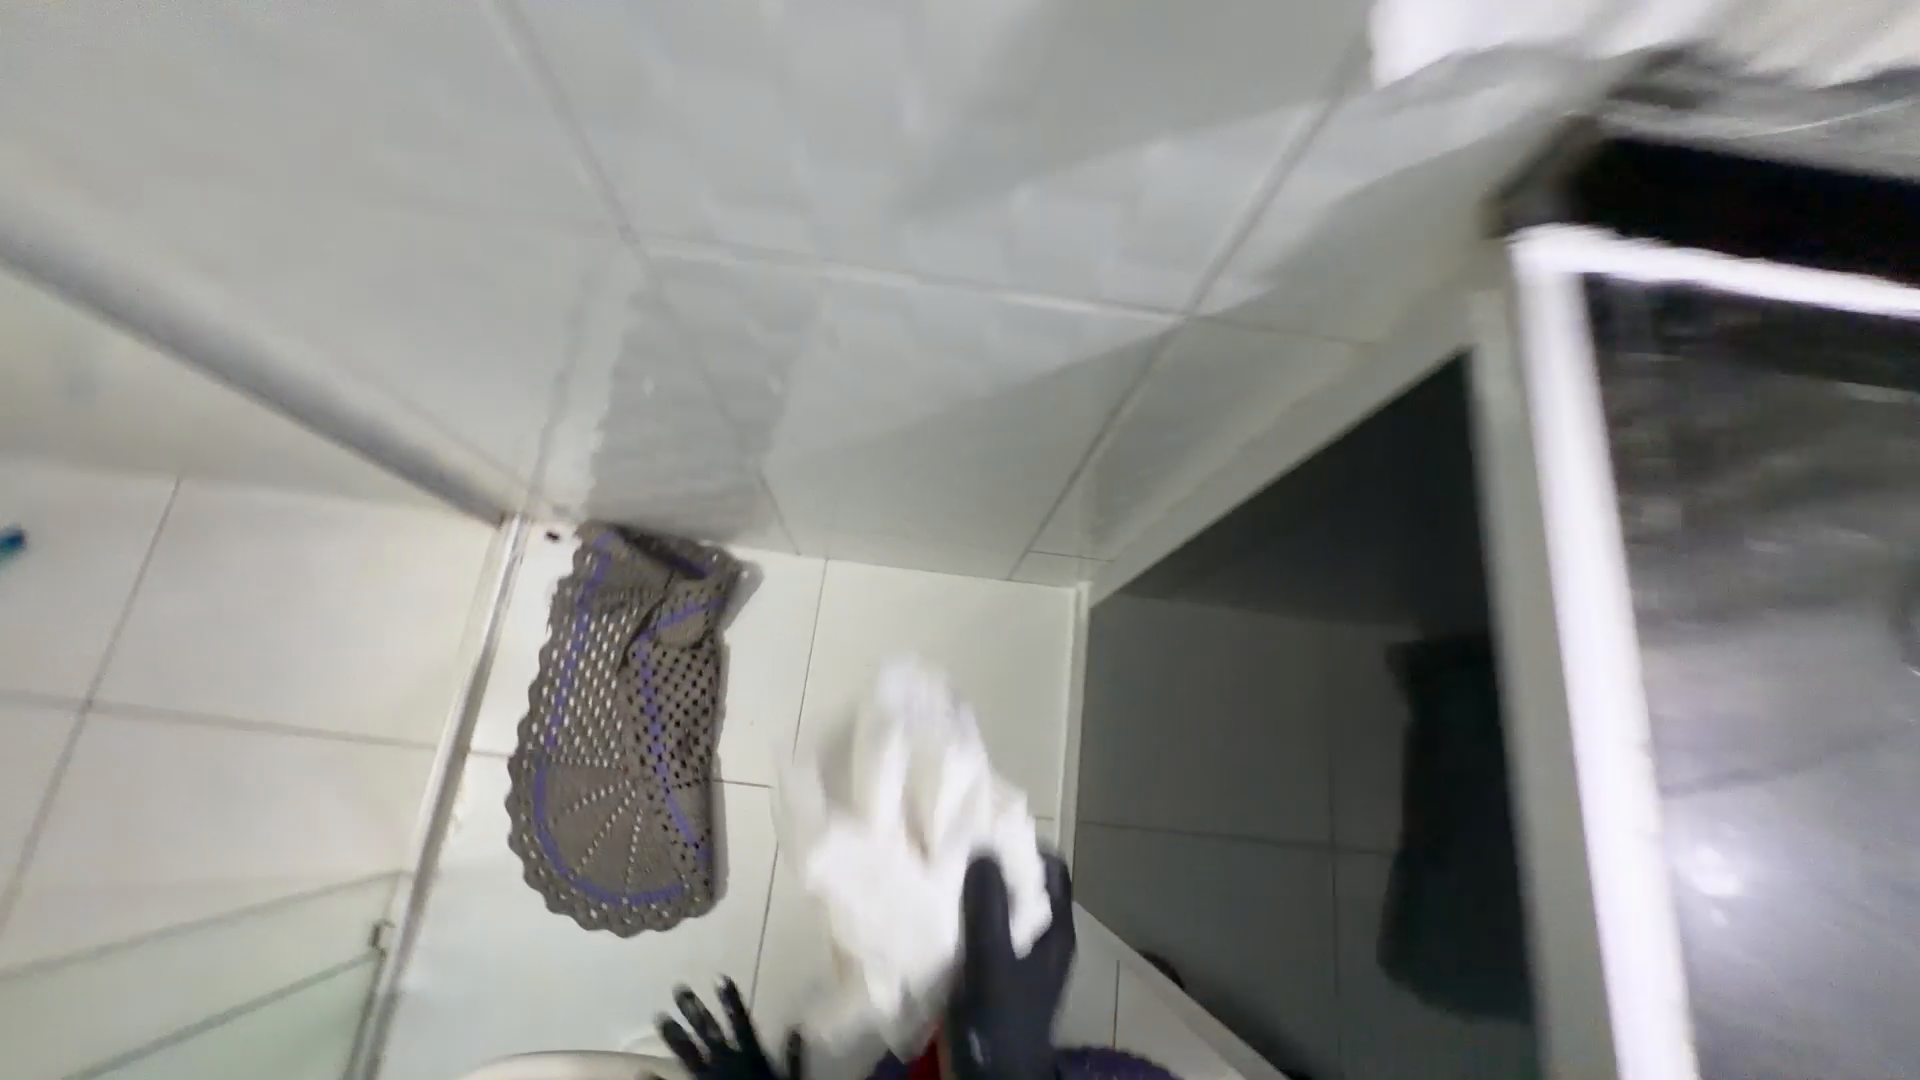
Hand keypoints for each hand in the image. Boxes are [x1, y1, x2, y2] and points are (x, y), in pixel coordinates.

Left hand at [658, 979, 802, 1079]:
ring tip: (659, 1017)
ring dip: (674, 1035)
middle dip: (694, 1010)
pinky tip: (640, 1073)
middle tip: (678, 989)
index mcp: (750, 1057)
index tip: (720, 976)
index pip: (741, 1022)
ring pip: (688, 1054)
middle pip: (708, 1032)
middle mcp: (727, 1063)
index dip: (731, 1000)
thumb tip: (798, 1028)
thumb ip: (793, 1057)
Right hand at [944, 854, 1074, 1079]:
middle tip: (958, 844)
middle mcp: (1042, 940)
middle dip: (995, 864)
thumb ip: (989, 910)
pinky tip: (937, 912)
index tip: (990, 830)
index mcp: (1055, 933)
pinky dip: (965, 918)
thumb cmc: (999, 1023)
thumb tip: (984, 850)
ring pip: (1002, 908)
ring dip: (976, 891)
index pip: (1052, 870)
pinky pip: (983, 933)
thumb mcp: (993, 963)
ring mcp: (1020, 960)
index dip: (1027, 846)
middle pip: (1025, 885)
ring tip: (943, 870)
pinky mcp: (996, 977)